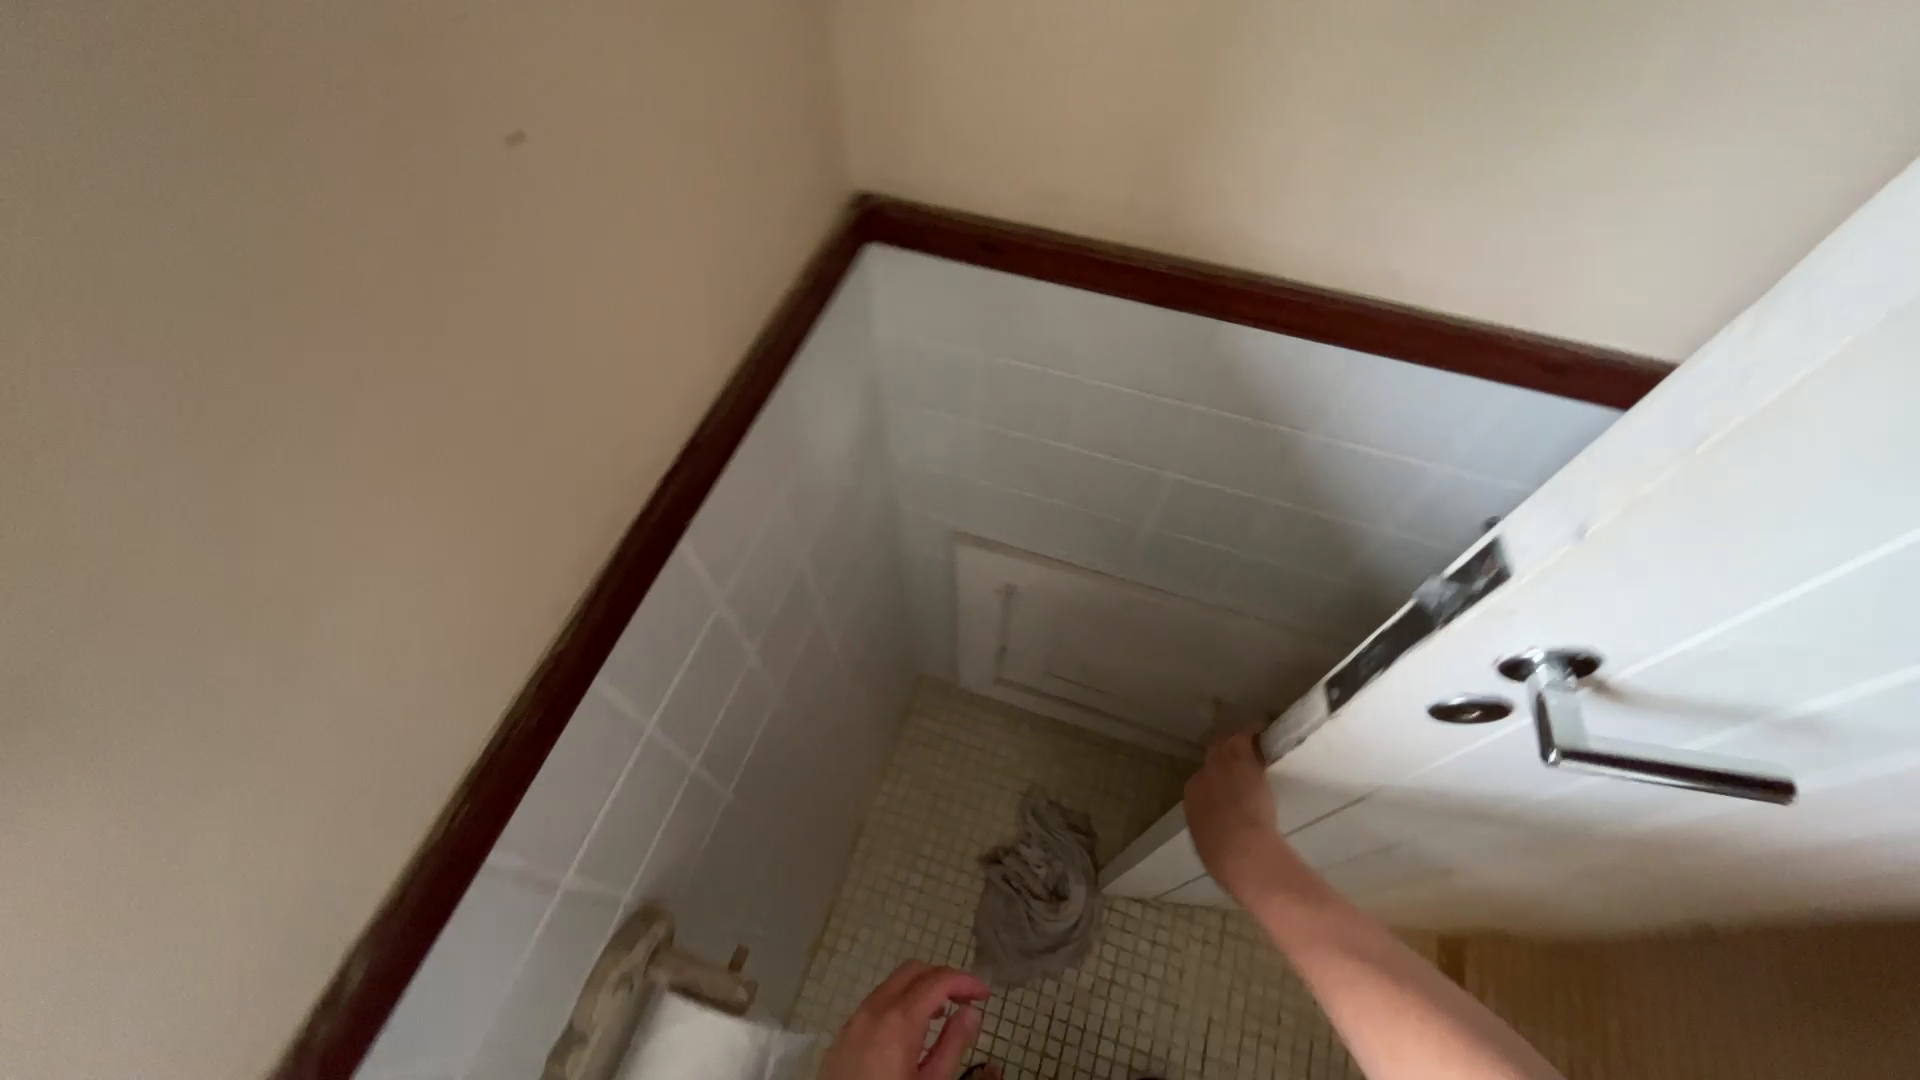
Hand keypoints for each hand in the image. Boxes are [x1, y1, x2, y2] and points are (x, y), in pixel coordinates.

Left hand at [819, 961, 990, 1079]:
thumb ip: (953, 1044)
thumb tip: (971, 1012)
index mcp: (899, 1019)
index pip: (938, 980)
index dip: (965, 980)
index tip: (985, 994)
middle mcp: (874, 1009)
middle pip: (914, 970)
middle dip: (943, 977)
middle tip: (965, 998)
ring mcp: (854, 1019)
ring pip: (892, 983)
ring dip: (920, 987)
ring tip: (942, 1012)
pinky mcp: (843, 1034)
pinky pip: (875, 1002)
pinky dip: (899, 1001)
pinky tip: (911, 1028)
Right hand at [1184, 731, 1297, 905]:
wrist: (1241, 851)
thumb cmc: (1225, 858)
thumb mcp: (1210, 844)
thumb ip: (1213, 830)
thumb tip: (1220, 834)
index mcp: (1192, 797)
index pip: (1202, 780)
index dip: (1216, 780)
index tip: (1229, 785)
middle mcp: (1202, 776)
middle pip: (1212, 757)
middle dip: (1223, 755)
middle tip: (1238, 756)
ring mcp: (1222, 766)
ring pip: (1226, 744)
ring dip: (1236, 742)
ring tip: (1248, 739)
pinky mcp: (1242, 760)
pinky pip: (1245, 737)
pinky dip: (1252, 732)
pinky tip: (1261, 727)